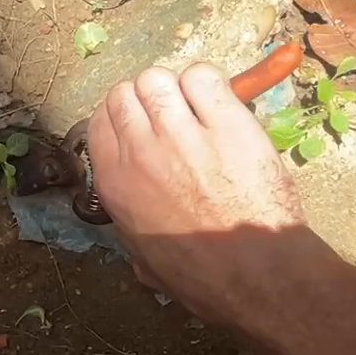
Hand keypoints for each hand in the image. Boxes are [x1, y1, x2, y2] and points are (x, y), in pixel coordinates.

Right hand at [86, 64, 306, 323]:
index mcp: (114, 181)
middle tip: (170, 116)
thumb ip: (132, 230)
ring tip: (195, 107)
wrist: (257, 275)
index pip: (98, 121)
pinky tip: (219, 104)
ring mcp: (181, 132)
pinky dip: (208, 83)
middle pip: (124, 92)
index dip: (120, 118)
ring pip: (157, 78)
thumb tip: (135, 234)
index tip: (139, 125)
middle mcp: (139, 149)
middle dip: (144, 99)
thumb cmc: (201, 277)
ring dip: (174, 88)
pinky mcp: (226, 122)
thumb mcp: (145, 258)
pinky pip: (202, 76)